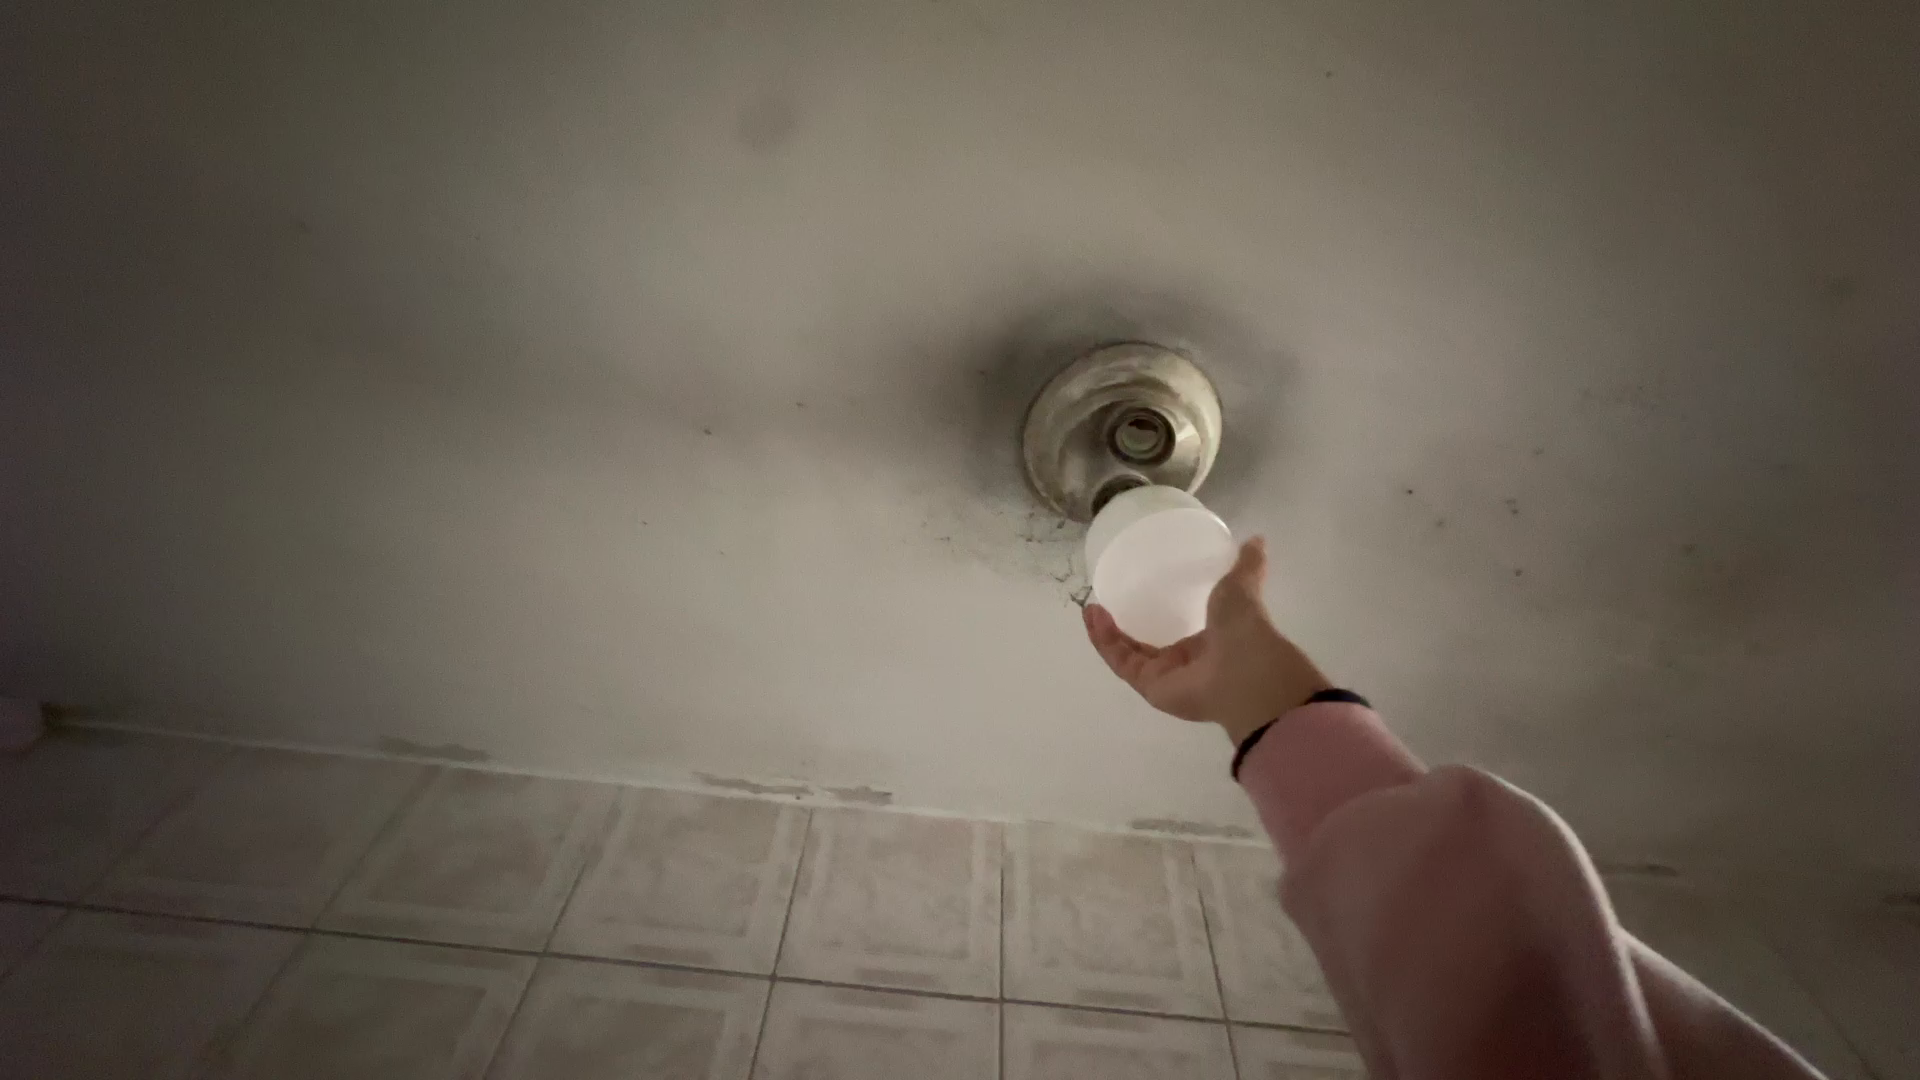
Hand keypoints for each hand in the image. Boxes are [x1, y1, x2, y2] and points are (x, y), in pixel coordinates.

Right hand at [1083, 536, 1331, 744]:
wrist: (1247, 672)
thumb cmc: (1246, 631)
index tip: (1137, 591)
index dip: (1154, 613)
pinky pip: (1121, 662)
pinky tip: (1093, 616)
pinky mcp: (1149, 686)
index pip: (1174, 630)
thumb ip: (1246, 567)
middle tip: (1105, 601)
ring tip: (1090, 608)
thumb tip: (1257, 539)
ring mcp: (1165, 677)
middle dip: (1121, 627)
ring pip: (1127, 654)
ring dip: (1106, 633)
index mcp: (1207, 643)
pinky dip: (1105, 641)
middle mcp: (1184, 664)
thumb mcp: (1241, 589)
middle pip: (1144, 646)